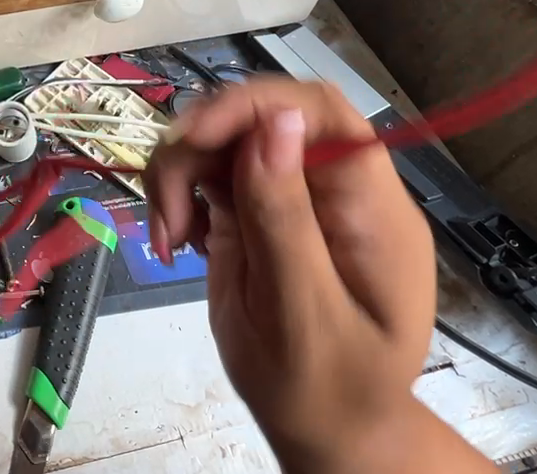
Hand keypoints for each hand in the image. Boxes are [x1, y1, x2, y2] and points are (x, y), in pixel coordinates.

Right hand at [144, 77, 492, 473]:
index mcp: (368, 206)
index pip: (321, 114)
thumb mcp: (304, 313)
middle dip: (199, 147)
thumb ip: (286, 216)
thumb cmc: (327, 390)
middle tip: (167, 205)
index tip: (194, 135)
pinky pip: (202, 170)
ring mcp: (286, 193)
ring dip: (176, 173)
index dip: (255, 105)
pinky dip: (174, 193)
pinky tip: (175, 238)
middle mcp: (327, 186)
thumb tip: (275, 119)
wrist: (321, 431)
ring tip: (168, 234)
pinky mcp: (248, 206)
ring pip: (219, 138)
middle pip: (256, 118)